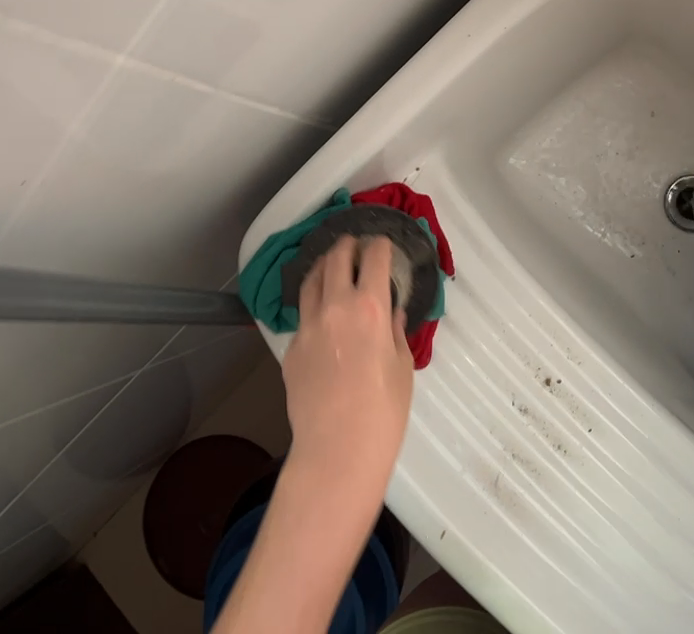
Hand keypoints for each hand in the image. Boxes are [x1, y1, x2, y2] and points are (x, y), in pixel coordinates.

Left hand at [282, 235, 414, 482]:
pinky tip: (322, 313)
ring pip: (311, 280)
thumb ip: (395, 331)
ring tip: (332, 264)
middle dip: (347, 246)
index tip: (383, 244)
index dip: (380, 245)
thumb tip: (391, 313)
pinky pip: (303, 315)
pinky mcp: (291, 348)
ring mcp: (308, 327)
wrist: (337, 450)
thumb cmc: (383, 412)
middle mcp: (335, 307)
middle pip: (336, 258)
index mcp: (370, 308)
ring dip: (324, 266)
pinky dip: (314, 303)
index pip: (373, 258)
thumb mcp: (402, 367)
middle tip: (354, 244)